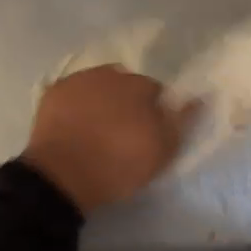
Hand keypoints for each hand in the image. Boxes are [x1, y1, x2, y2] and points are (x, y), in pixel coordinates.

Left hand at [22, 66, 199, 212]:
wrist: (63, 176)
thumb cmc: (118, 165)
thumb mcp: (161, 151)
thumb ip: (181, 121)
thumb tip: (198, 97)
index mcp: (138, 85)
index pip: (155, 91)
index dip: (153, 112)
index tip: (147, 133)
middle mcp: (108, 74)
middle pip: (124, 85)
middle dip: (126, 102)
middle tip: (122, 132)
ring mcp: (76, 81)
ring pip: (97, 86)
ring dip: (100, 100)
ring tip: (95, 129)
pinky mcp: (52, 93)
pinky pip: (72, 94)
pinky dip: (75, 105)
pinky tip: (73, 126)